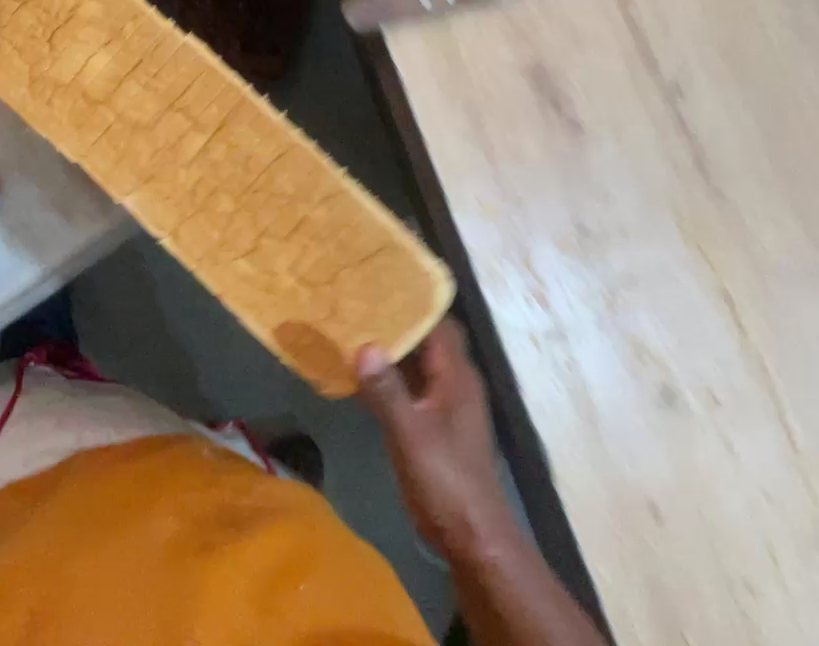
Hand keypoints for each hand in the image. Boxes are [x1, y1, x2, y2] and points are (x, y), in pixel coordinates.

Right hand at [358, 319, 515, 555]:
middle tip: (351, 302)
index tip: (376, 282)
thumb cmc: (447, 482)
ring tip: (346, 329)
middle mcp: (453, 384)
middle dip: (392, 322)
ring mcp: (443, 405)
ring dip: (387, 349)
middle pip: (424, 340)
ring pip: (414, 364)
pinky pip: (407, 388)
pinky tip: (354, 374)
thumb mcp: (411, 435)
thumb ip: (387, 391)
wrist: (472, 537)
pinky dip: (385, 377)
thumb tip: (363, 345)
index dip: (411, 302)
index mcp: (456, 378)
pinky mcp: (431, 425)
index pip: (438, 324)